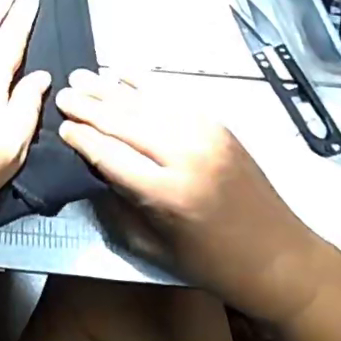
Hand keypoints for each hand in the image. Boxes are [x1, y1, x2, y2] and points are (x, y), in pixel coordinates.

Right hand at [56, 69, 340, 324]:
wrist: (278, 255)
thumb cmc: (213, 264)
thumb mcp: (156, 248)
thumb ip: (121, 207)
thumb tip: (96, 170)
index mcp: (166, 194)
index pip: (111, 155)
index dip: (83, 139)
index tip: (62, 126)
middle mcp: (184, 155)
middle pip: (126, 122)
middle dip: (90, 107)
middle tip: (63, 93)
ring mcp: (204, 134)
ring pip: (148, 104)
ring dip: (112, 89)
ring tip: (84, 76)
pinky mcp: (218, 125)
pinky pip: (174, 98)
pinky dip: (147, 86)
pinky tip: (125, 76)